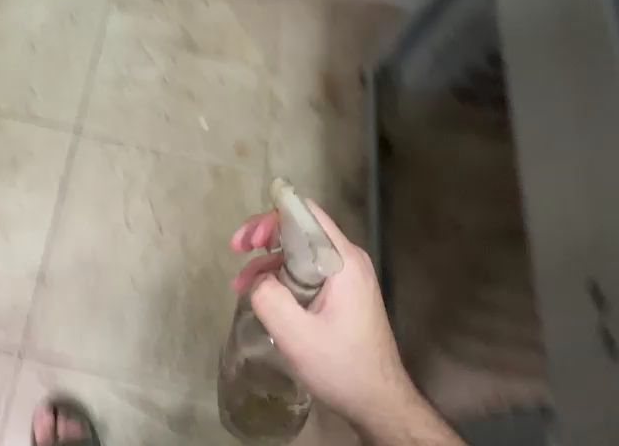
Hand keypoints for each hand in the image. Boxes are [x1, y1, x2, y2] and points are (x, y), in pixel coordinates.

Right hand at [228, 201, 422, 431]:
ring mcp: (348, 276)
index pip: (305, 214)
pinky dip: (283, 277)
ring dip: (269, 261)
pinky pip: (308, 270)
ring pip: (301, 251)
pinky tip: (264, 297)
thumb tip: (257, 280)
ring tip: (240, 285)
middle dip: (265, 236)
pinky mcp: (344, 293)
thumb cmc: (343, 367)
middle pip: (301, 228)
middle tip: (237, 249)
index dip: (271, 219)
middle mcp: (348, 259)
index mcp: (343, 260)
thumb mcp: (298, 336)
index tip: (248, 242)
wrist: (381, 404)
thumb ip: (270, 298)